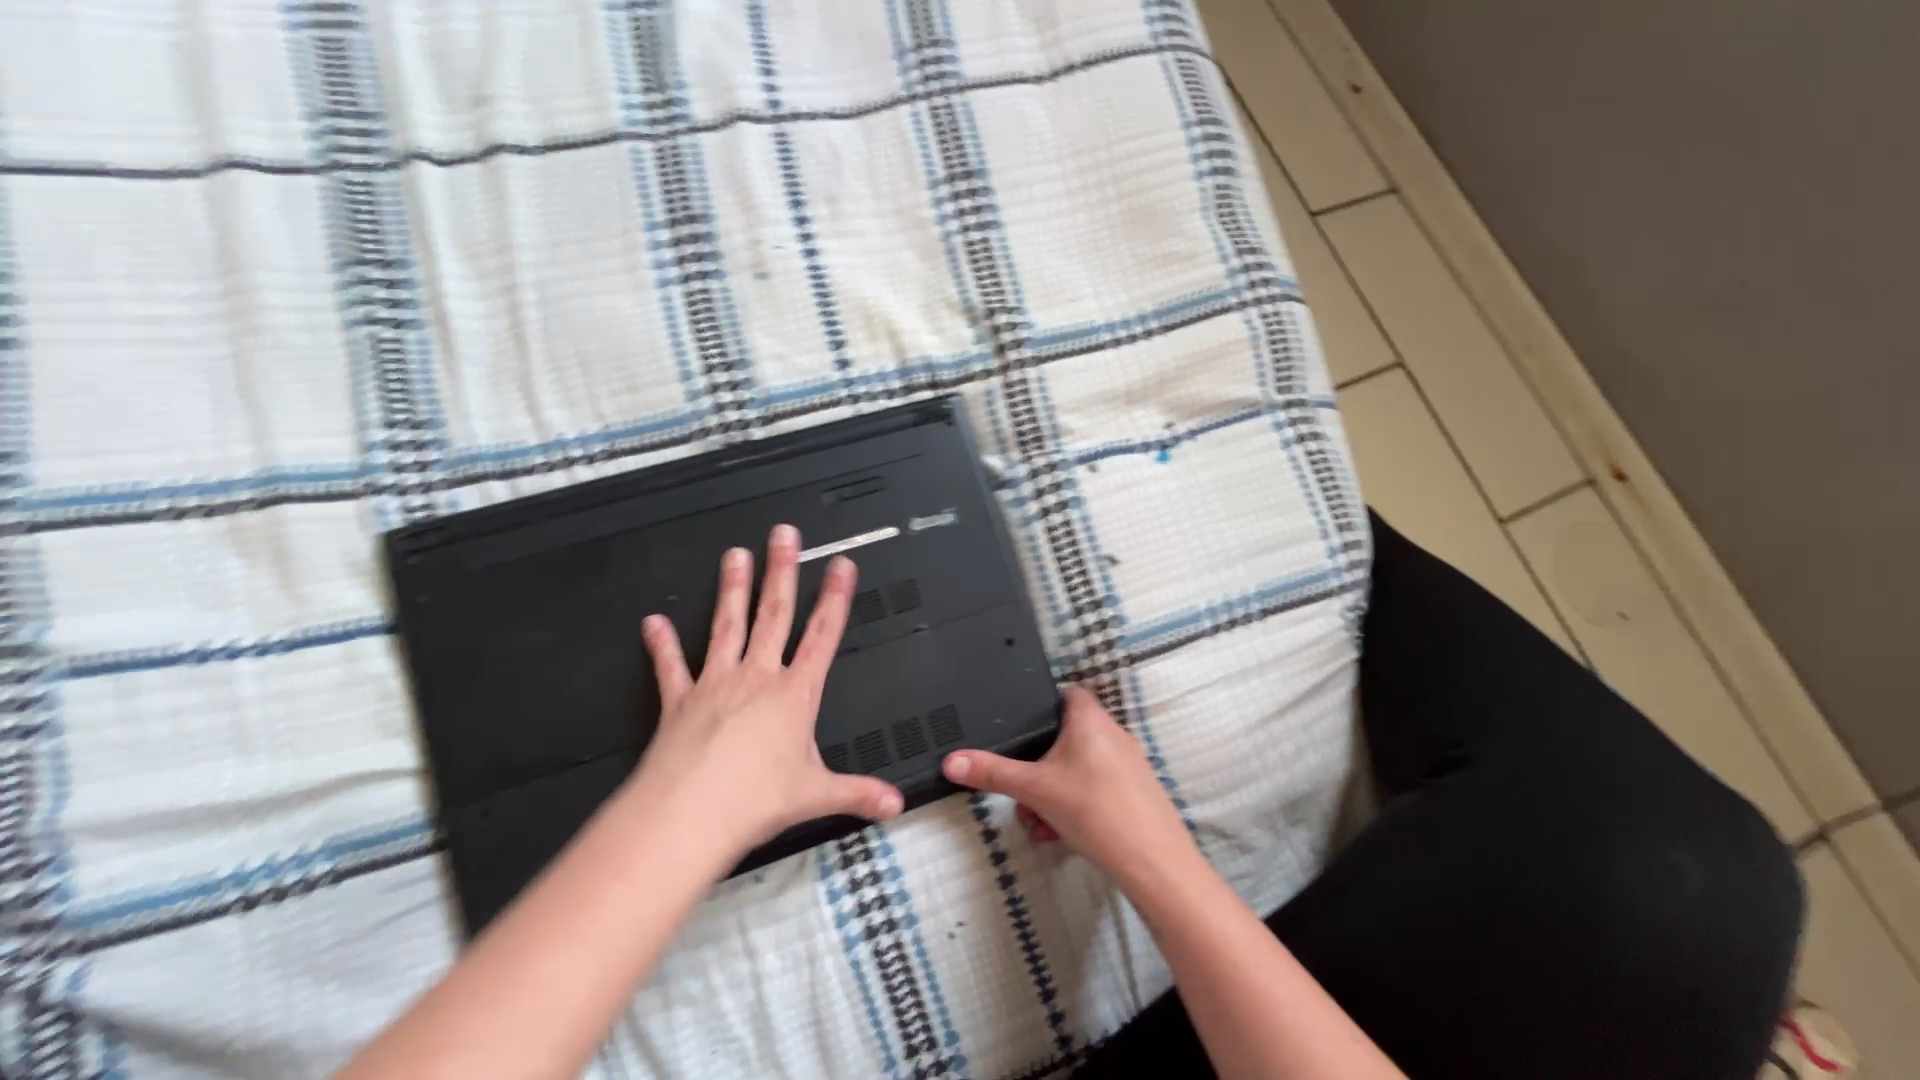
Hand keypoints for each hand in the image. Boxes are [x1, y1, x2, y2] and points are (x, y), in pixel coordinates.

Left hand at [629, 524, 903, 860]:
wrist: (689, 814)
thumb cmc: (753, 801)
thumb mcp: (816, 796)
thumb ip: (857, 794)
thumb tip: (894, 805)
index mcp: (794, 695)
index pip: (822, 635)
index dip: (835, 598)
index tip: (841, 565)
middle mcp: (756, 679)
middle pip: (774, 614)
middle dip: (782, 571)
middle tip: (783, 535)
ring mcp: (715, 684)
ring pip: (727, 626)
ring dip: (732, 589)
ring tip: (734, 555)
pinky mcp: (680, 702)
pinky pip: (671, 667)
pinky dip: (662, 645)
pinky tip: (653, 623)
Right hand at [940, 685, 1194, 885]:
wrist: (1153, 863)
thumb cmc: (1095, 811)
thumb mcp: (1034, 790)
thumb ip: (992, 773)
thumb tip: (951, 761)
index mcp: (1090, 719)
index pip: (1065, 693)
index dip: (1040, 705)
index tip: (1019, 727)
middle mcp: (1113, 734)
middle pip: (1064, 738)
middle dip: (1036, 768)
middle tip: (1021, 794)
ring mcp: (1128, 765)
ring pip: (1077, 769)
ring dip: (1050, 793)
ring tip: (1037, 824)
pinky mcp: (1135, 793)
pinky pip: (1094, 788)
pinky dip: (1072, 806)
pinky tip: (1059, 836)